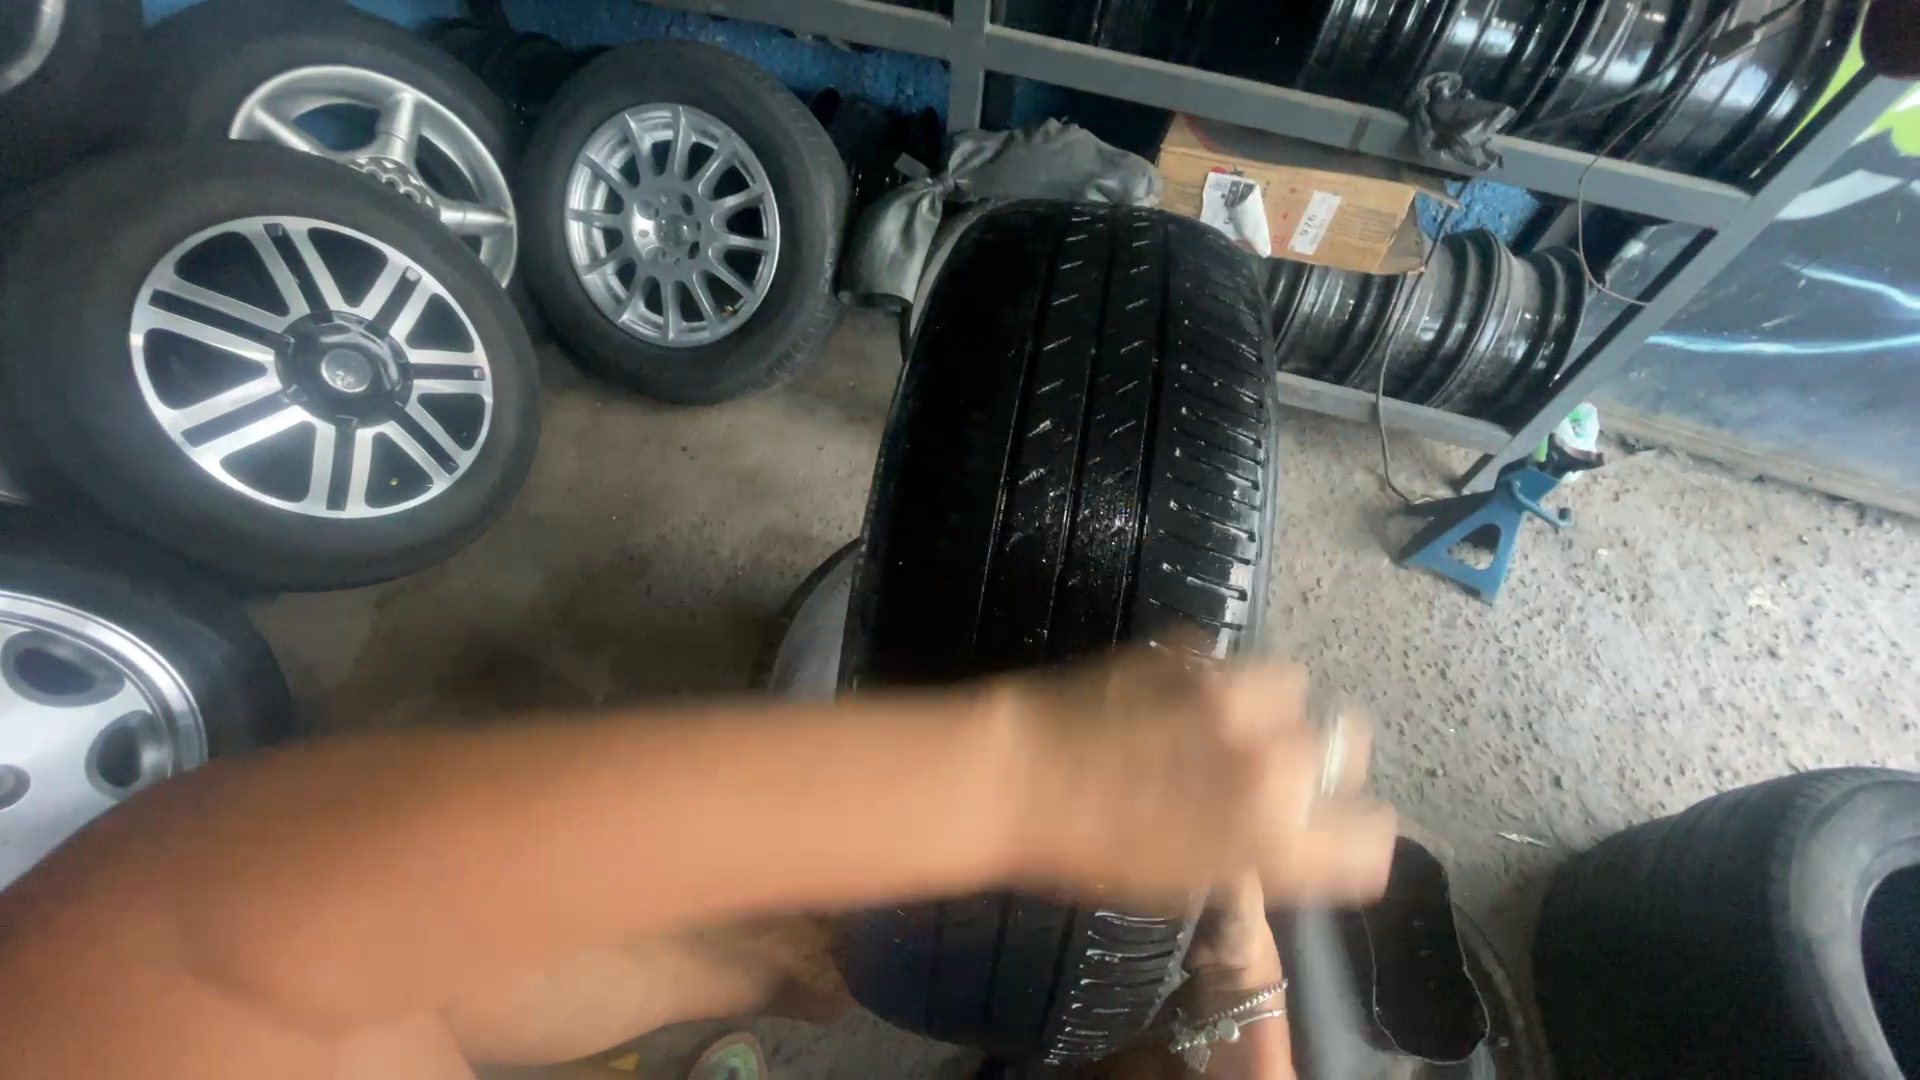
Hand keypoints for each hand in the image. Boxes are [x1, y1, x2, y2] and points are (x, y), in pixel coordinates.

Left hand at [992, 646, 1395, 908]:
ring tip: (1221, 712)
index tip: (1336, 819)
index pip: (1372, 838)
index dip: (1358, 829)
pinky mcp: (1189, 654)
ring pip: (1293, 685)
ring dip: (1267, 701)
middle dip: (1310, 754)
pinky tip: (1176, 689)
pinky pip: (1229, 656)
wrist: (1022, 776)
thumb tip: (1280, 829)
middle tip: (1263, 756)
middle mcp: (1271, 767)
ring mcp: (1230, 701)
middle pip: (1342, 747)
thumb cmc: (1090, 849)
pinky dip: (1215, 672)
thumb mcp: (1183, 882)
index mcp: (1274, 843)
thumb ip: (1253, 855)